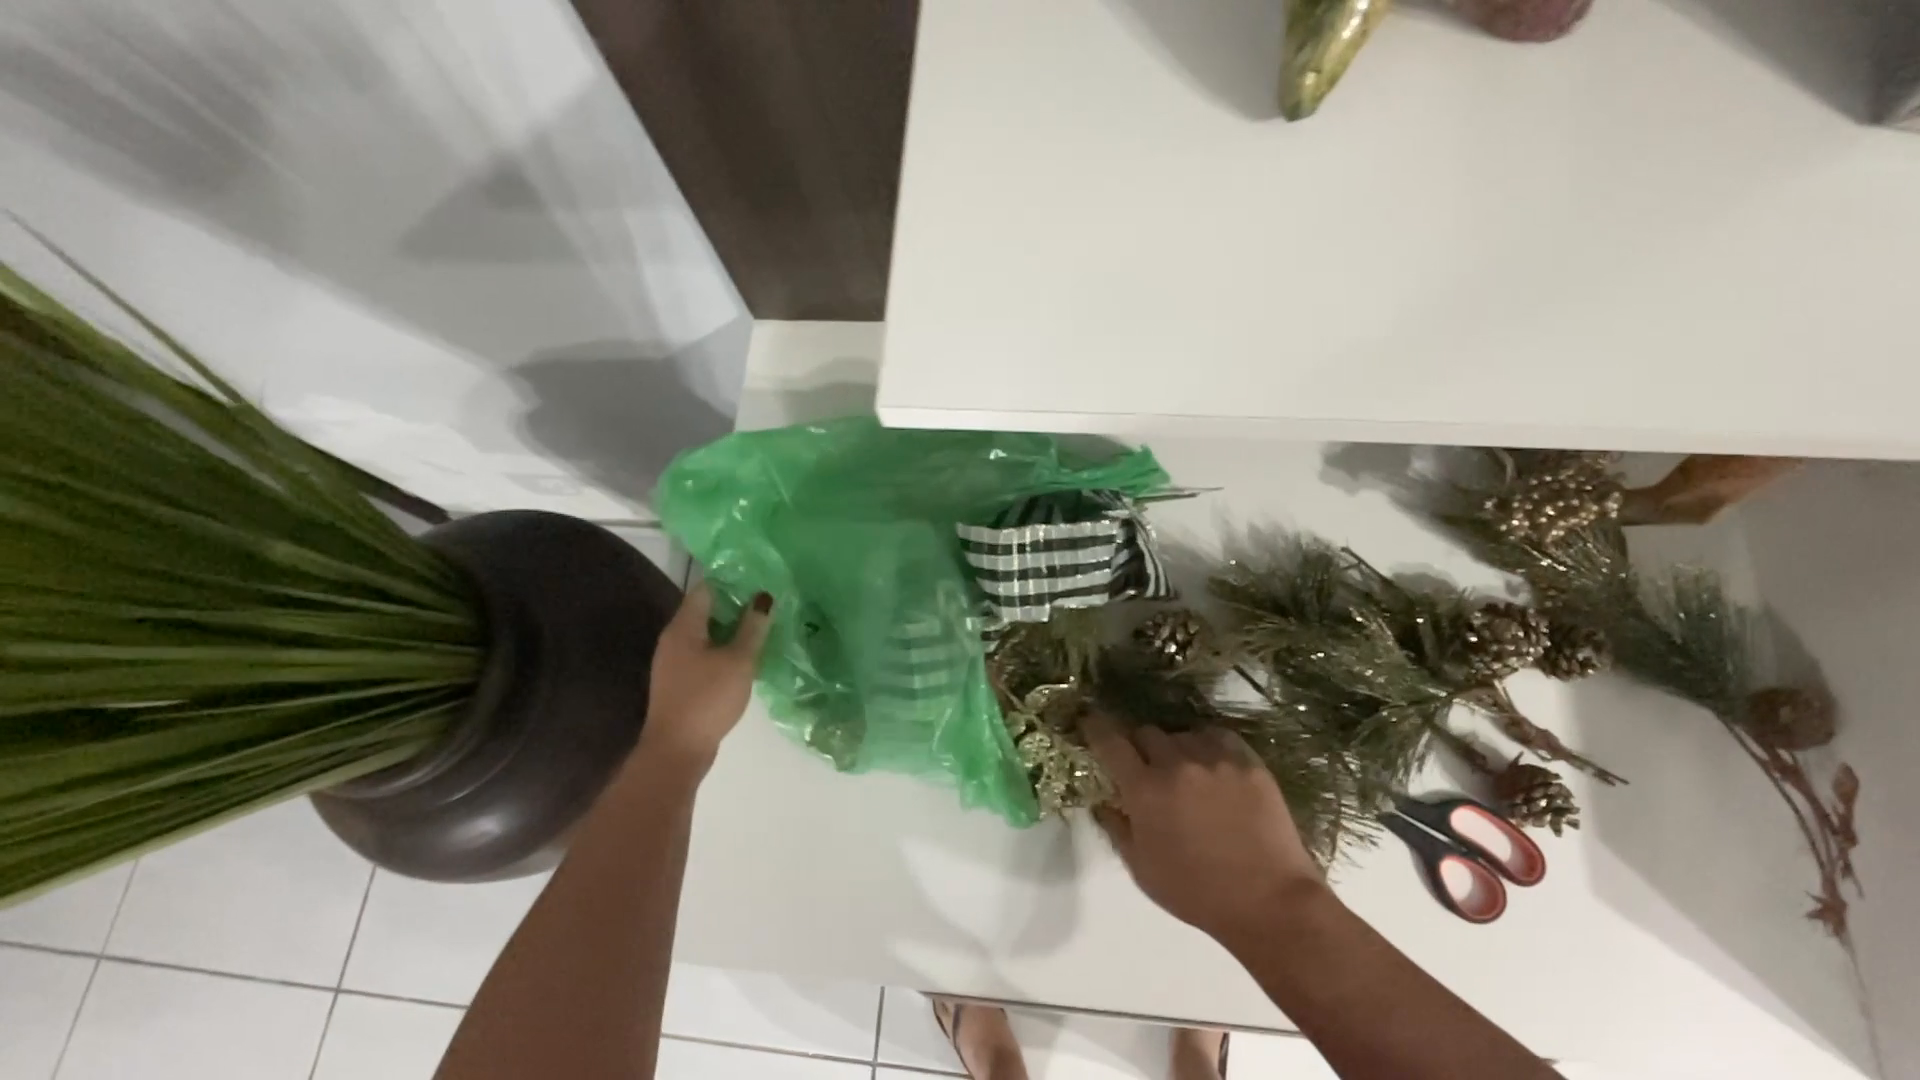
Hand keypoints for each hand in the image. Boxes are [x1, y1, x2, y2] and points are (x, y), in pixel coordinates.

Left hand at [636, 583, 772, 772]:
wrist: (676, 749)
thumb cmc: (707, 698)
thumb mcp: (738, 660)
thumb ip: (752, 628)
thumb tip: (763, 598)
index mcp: (684, 627)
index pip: (706, 589)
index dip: (732, 581)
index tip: (759, 579)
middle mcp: (674, 639)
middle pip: (705, 611)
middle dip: (735, 605)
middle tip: (768, 603)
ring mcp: (674, 662)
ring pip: (706, 635)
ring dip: (732, 630)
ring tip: (762, 627)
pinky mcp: (681, 682)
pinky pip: (705, 655)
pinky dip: (724, 650)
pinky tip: (746, 658)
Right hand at [1084, 713, 1326, 944]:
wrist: (1269, 902)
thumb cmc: (1196, 893)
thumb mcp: (1141, 868)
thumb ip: (1116, 827)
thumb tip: (1103, 801)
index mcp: (1144, 790)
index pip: (1109, 741)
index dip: (1095, 727)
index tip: (1089, 721)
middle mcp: (1177, 763)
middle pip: (1146, 732)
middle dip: (1138, 745)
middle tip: (1145, 766)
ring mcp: (1216, 759)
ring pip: (1183, 733)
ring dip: (1175, 747)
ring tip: (1184, 770)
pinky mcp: (1250, 762)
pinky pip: (1218, 737)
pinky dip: (1207, 744)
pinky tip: (1212, 764)